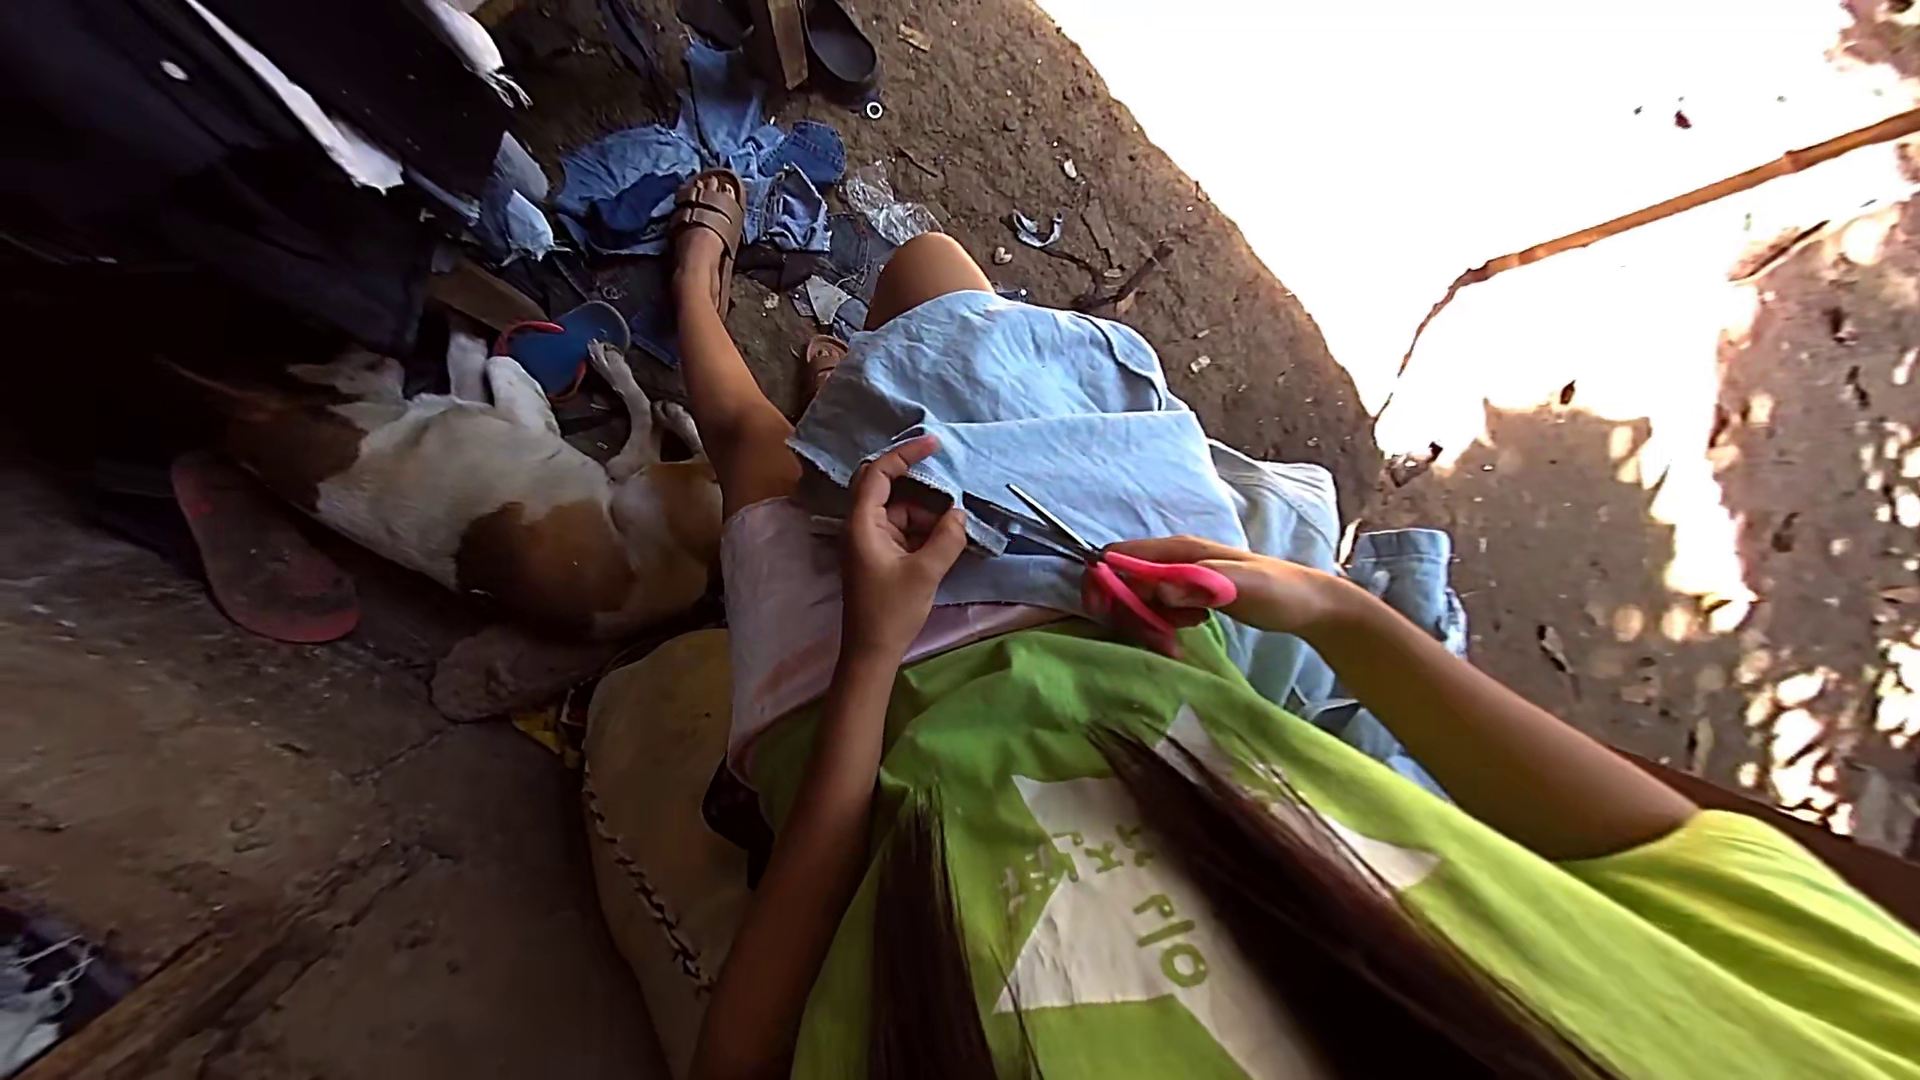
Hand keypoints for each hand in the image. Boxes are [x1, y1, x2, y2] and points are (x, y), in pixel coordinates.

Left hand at [840, 435, 969, 659]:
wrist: (872, 652)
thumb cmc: (891, 612)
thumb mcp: (925, 573)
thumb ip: (946, 538)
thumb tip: (960, 513)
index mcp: (862, 524)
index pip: (877, 473)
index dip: (904, 455)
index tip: (933, 445)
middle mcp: (861, 525)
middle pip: (885, 487)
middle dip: (917, 483)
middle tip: (948, 481)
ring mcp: (870, 540)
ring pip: (899, 509)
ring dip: (926, 512)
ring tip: (955, 521)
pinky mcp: (881, 554)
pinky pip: (903, 529)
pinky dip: (924, 528)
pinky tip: (946, 536)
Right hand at [1102, 535, 1356, 636]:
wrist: (1310, 605)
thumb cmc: (1279, 590)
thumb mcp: (1243, 587)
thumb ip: (1200, 583)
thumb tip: (1157, 586)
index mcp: (1178, 549)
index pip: (1119, 556)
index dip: (1105, 582)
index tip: (1111, 615)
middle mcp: (1170, 558)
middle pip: (1123, 580)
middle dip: (1128, 611)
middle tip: (1157, 637)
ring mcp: (1176, 576)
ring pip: (1137, 598)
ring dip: (1145, 623)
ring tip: (1175, 640)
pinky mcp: (1183, 594)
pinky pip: (1154, 609)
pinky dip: (1159, 626)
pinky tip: (1182, 635)